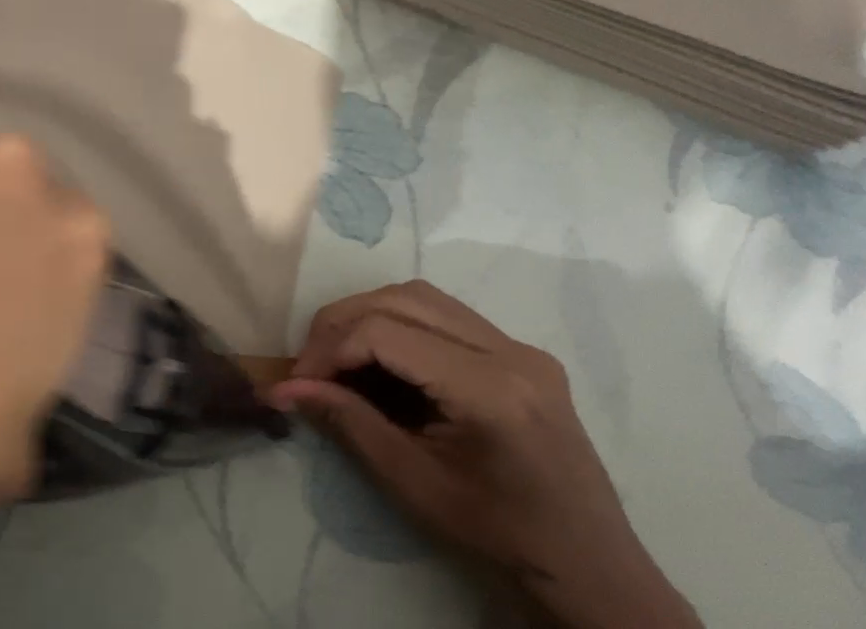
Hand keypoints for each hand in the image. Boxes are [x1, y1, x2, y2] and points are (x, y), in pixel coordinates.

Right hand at [269, 282, 700, 628]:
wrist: (585, 568)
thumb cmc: (497, 534)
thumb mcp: (411, 481)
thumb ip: (345, 421)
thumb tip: (280, 389)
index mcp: (491, 389)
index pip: (384, 333)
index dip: (328, 350)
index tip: (298, 384)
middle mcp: (512, 353)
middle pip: (401, 300)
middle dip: (340, 324)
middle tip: (310, 367)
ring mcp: (522, 350)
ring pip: (421, 297)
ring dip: (367, 317)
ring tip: (339, 359)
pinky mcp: (521, 356)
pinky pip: (445, 315)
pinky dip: (398, 324)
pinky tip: (382, 362)